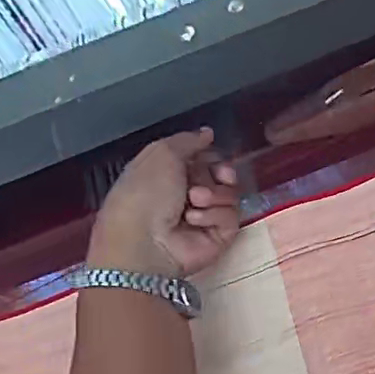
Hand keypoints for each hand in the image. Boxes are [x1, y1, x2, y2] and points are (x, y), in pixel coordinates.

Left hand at [87, 127, 240, 278]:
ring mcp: (205, 219)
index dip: (212, 157)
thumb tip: (208, 133)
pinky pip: (231, 218)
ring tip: (193, 201)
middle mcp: (188, 197)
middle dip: (219, 174)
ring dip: (213, 194)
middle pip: (221, 177)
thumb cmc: (145, 193)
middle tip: (216, 176)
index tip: (213, 156)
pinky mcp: (218, 239)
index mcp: (171, 175)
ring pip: (229, 196)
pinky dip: (214, 215)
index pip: (205, 161)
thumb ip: (188, 141)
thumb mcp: (161, 153)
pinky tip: (194, 220)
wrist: (144, 240)